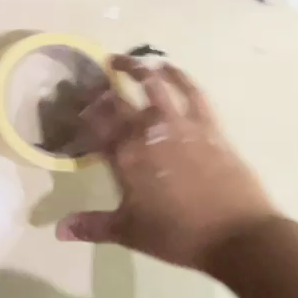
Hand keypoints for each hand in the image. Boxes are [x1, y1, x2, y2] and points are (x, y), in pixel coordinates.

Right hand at [55, 56, 281, 271]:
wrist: (240, 237)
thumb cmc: (180, 235)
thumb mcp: (130, 232)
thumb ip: (92, 226)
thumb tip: (57, 231)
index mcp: (124, 155)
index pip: (94, 124)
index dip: (81, 112)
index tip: (73, 106)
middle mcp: (148, 132)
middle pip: (118, 100)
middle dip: (100, 88)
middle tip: (91, 82)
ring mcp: (180, 125)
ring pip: (153, 85)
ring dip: (135, 69)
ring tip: (123, 60)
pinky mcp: (208, 126)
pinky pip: (192, 93)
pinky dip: (179, 76)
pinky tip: (168, 68)